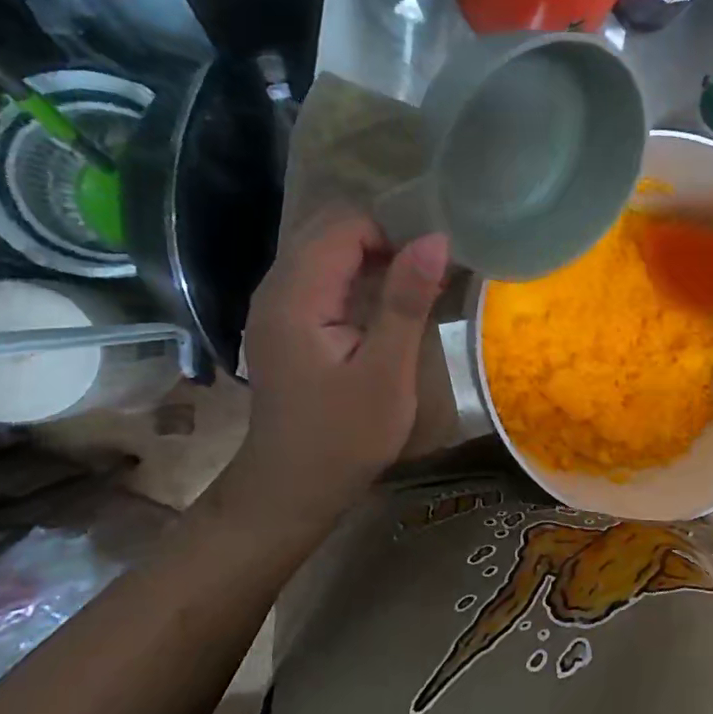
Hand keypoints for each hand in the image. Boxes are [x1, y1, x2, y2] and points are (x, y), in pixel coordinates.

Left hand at [215, 209, 449, 529]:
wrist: (293, 487)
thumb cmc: (344, 436)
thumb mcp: (387, 373)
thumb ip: (406, 302)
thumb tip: (436, 240)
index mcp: (296, 296)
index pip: (345, 226)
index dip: (393, 234)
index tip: (433, 266)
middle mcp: (276, 289)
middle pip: (330, 230)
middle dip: (384, 239)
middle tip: (428, 274)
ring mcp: (278, 307)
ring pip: (326, 252)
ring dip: (373, 259)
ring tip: (417, 289)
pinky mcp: (288, 324)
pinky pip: (323, 279)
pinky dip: (359, 280)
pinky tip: (388, 309)